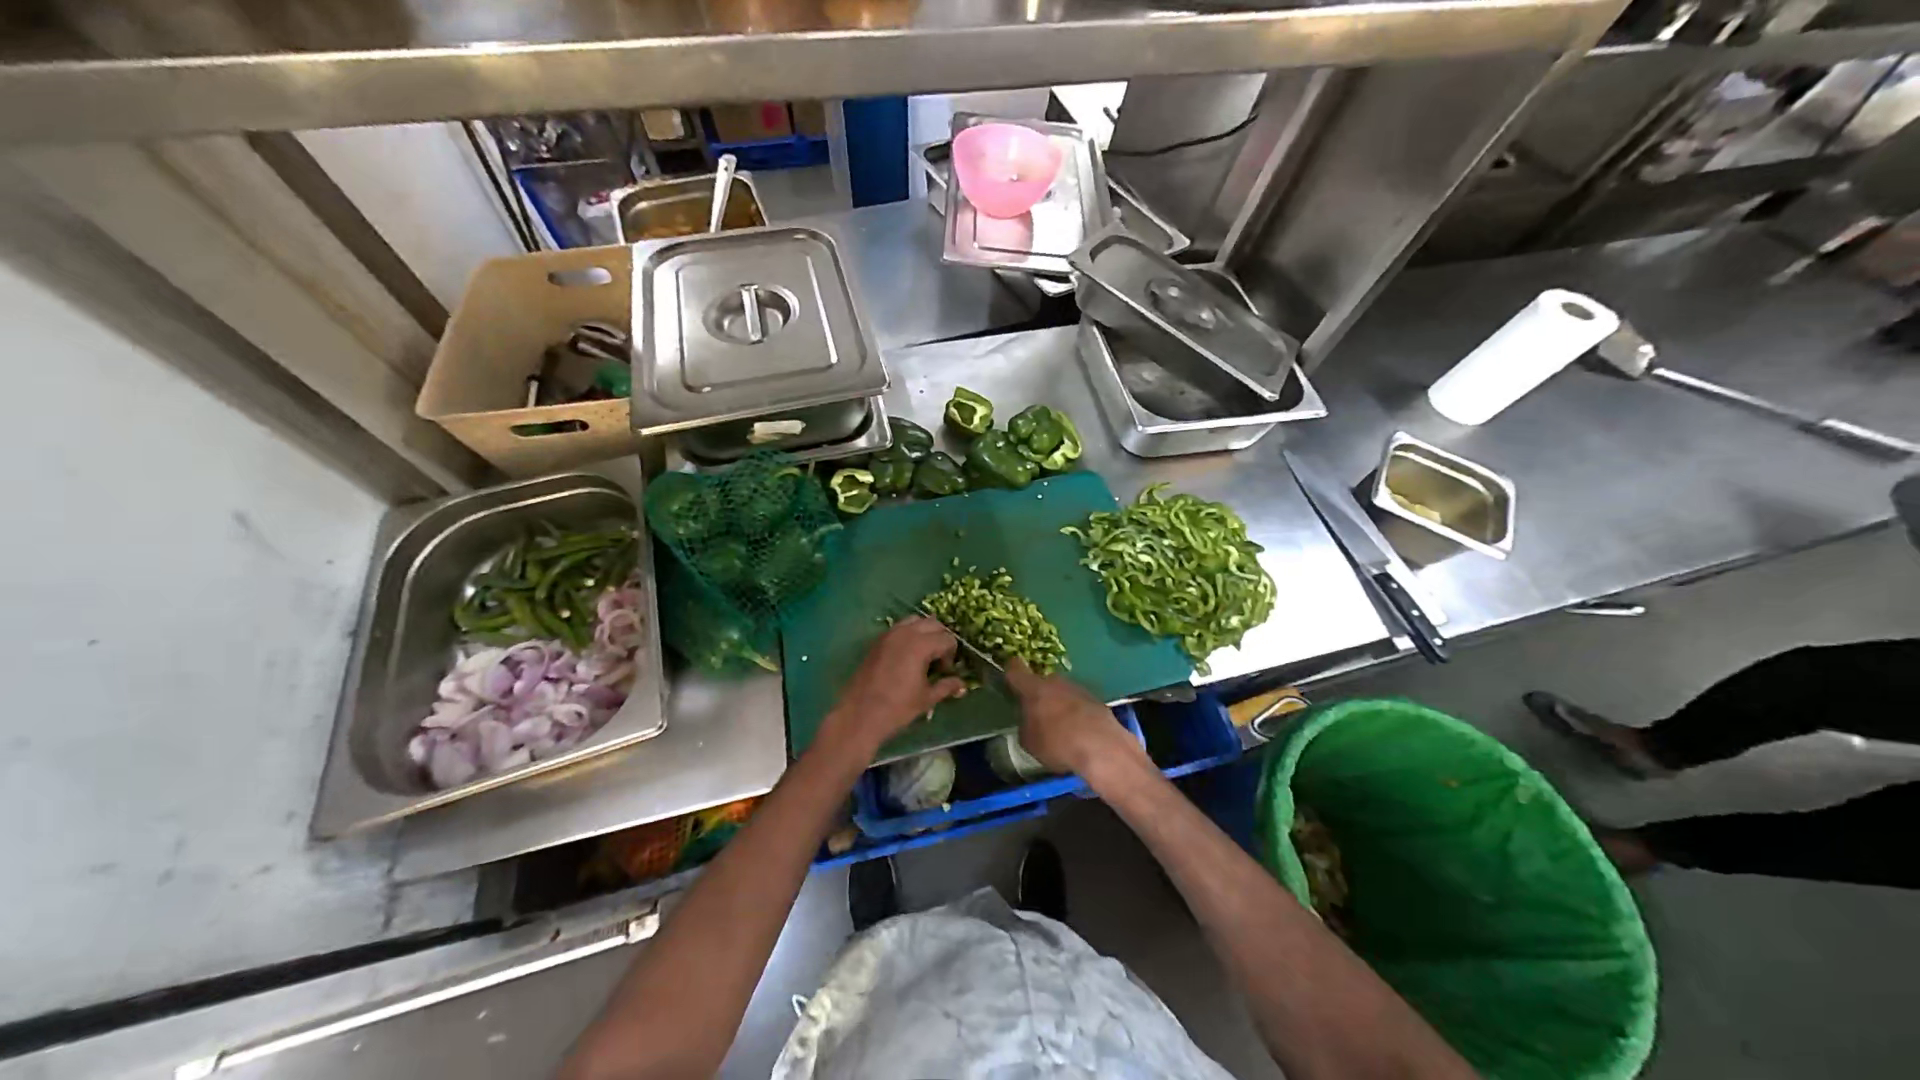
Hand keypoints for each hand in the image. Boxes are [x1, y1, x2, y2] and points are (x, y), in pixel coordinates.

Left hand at [818, 617, 966, 756]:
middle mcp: (905, 633)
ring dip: (925, 633)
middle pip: (933, 624)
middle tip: (938, 662)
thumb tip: (962, 685)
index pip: (947, 639)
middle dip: (941, 640)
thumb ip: (946, 687)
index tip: (945, 673)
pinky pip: (899, 628)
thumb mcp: (927, 698)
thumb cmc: (897, 708)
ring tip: (924, 656)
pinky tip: (907, 657)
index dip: (951, 656)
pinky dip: (909, 635)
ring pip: (915, 621)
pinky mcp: (877, 641)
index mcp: (921, 644)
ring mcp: (889, 634)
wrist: (860, 715)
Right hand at [1004, 658, 1147, 780]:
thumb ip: (1025, 725)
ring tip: (1060, 727)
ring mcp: (1078, 688)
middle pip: (1041, 682)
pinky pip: (1078, 704)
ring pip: (1061, 692)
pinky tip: (1078, 733)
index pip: (1015, 670)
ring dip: (1058, 704)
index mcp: (1033, 688)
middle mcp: (1055, 681)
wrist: (1102, 747)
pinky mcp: (1096, 700)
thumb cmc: (1057, 743)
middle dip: (1038, 695)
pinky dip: (1075, 714)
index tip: (1008, 675)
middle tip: (1036, 714)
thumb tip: (1029, 721)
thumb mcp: (1029, 741)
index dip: (1010, 671)